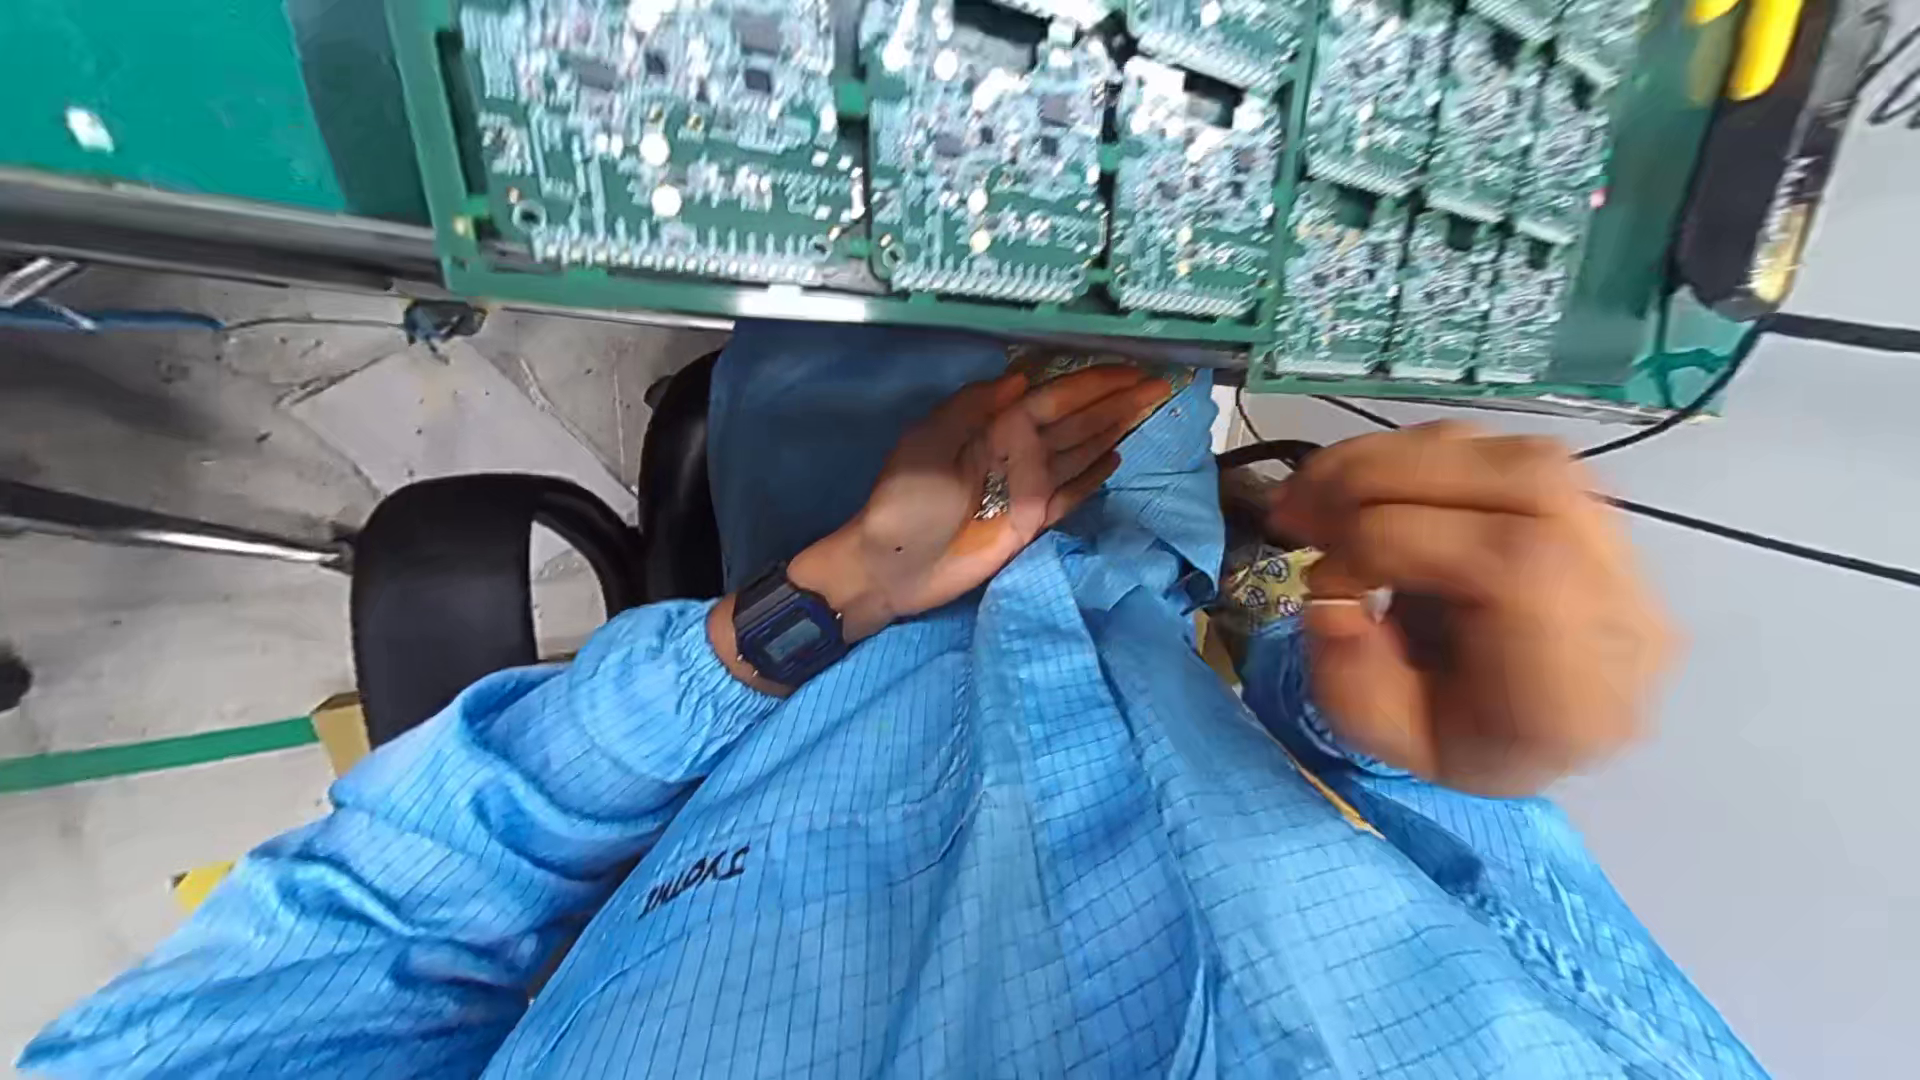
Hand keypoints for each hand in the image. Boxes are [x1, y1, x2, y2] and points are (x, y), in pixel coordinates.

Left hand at [712, 365, 1172, 692]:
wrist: (892, 565)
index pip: (1056, 397)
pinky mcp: (1033, 523)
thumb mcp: (928, 442)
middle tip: (1162, 384)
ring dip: (1114, 430)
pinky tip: (1116, 457)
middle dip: (1118, 402)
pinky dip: (1092, 477)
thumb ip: (973, 408)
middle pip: (1078, 421)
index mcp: (995, 427)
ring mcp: (1029, 489)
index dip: (1095, 382)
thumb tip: (1021, 377)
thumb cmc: (905, 501)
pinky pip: (1071, 494)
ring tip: (1150, 409)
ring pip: (1081, 451)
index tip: (1134, 368)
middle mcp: (1019, 452)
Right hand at [1267, 421, 1675, 795]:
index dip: (1391, 542)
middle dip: (1379, 479)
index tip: (1321, 578)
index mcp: (1576, 690)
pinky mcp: (1578, 512)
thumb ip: (1346, 672)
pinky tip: (1350, 484)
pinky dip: (1405, 456)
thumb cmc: (1444, 741)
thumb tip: (1329, 587)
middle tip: (1292, 506)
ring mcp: (1613, 549)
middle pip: (1526, 482)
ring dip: (1385, 459)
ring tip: (1309, 490)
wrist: (1515, 731)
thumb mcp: (1374, 736)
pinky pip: (1496, 451)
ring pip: (1512, 454)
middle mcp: (1618, 605)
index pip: (1514, 562)